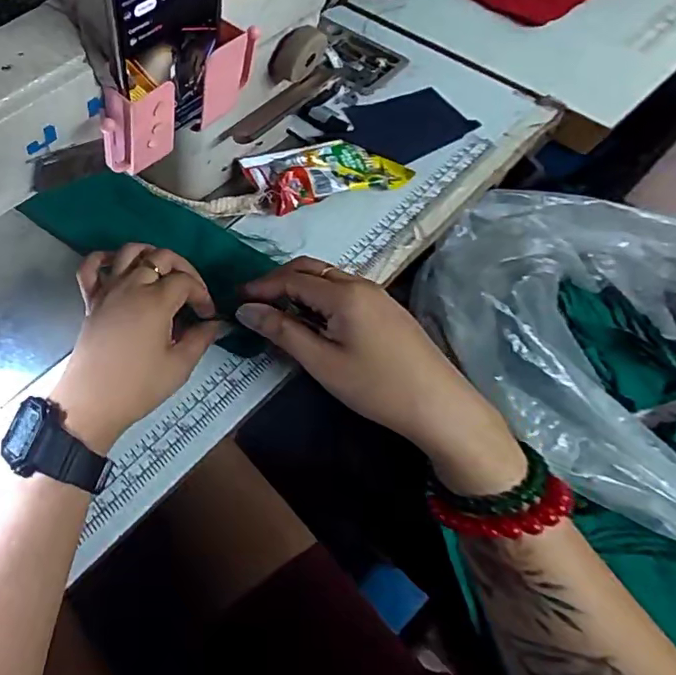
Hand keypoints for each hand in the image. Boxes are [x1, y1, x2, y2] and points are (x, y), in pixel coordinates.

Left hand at [53, 244, 220, 454]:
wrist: (92, 403)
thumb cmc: (138, 387)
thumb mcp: (179, 366)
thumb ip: (201, 338)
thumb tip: (215, 324)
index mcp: (155, 301)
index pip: (185, 281)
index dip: (202, 294)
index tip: (207, 315)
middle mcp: (131, 286)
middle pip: (161, 257)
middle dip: (184, 268)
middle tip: (192, 292)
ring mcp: (108, 290)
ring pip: (129, 252)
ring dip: (150, 254)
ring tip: (162, 272)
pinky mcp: (90, 300)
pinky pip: (90, 267)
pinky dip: (103, 259)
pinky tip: (117, 266)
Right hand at [236, 257, 527, 495]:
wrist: (440, 405)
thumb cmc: (376, 387)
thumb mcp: (322, 362)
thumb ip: (282, 331)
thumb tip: (246, 310)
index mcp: (343, 293)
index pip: (291, 278)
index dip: (261, 286)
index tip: (235, 299)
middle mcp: (360, 283)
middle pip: (310, 269)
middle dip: (278, 280)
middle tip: (253, 302)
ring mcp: (377, 294)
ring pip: (328, 277)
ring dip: (299, 287)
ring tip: (276, 310)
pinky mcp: (386, 308)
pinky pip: (343, 289)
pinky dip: (319, 295)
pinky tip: (312, 319)